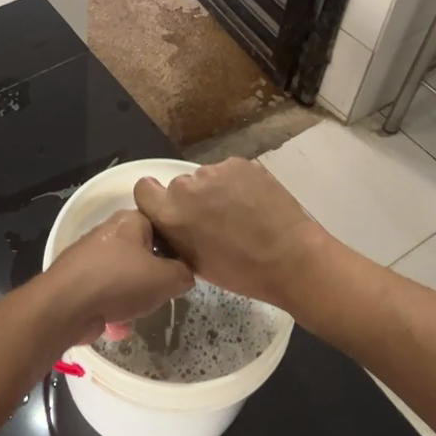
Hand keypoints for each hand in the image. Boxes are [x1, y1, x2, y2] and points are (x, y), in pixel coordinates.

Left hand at [42, 209, 193, 345]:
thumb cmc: (120, 282)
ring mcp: (91, 255)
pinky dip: (115, 308)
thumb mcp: (166, 278)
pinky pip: (107, 292)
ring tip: (138, 311)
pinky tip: (118, 324)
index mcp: (130, 220)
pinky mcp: (79, 279)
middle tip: (163, 293)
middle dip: (154, 277)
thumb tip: (184, 274)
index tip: (185, 269)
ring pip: (126, 276)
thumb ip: (184, 273)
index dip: (177, 247)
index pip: (163, 226)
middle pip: (144, 253)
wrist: (66, 305)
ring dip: (134, 297)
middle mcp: (109, 231)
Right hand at [134, 158, 334, 310]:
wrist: (291, 259)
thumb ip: (175, 234)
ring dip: (216, 190)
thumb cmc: (241, 271)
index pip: (143, 189)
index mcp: (170, 214)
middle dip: (193, 199)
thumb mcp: (194, 262)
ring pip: (207, 178)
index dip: (156, 198)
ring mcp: (215, 171)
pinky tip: (254, 202)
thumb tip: (174, 224)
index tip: (172, 210)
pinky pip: (230, 171)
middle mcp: (186, 187)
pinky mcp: (240, 163)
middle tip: (215, 219)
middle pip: (179, 185)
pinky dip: (237, 184)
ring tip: (240, 212)